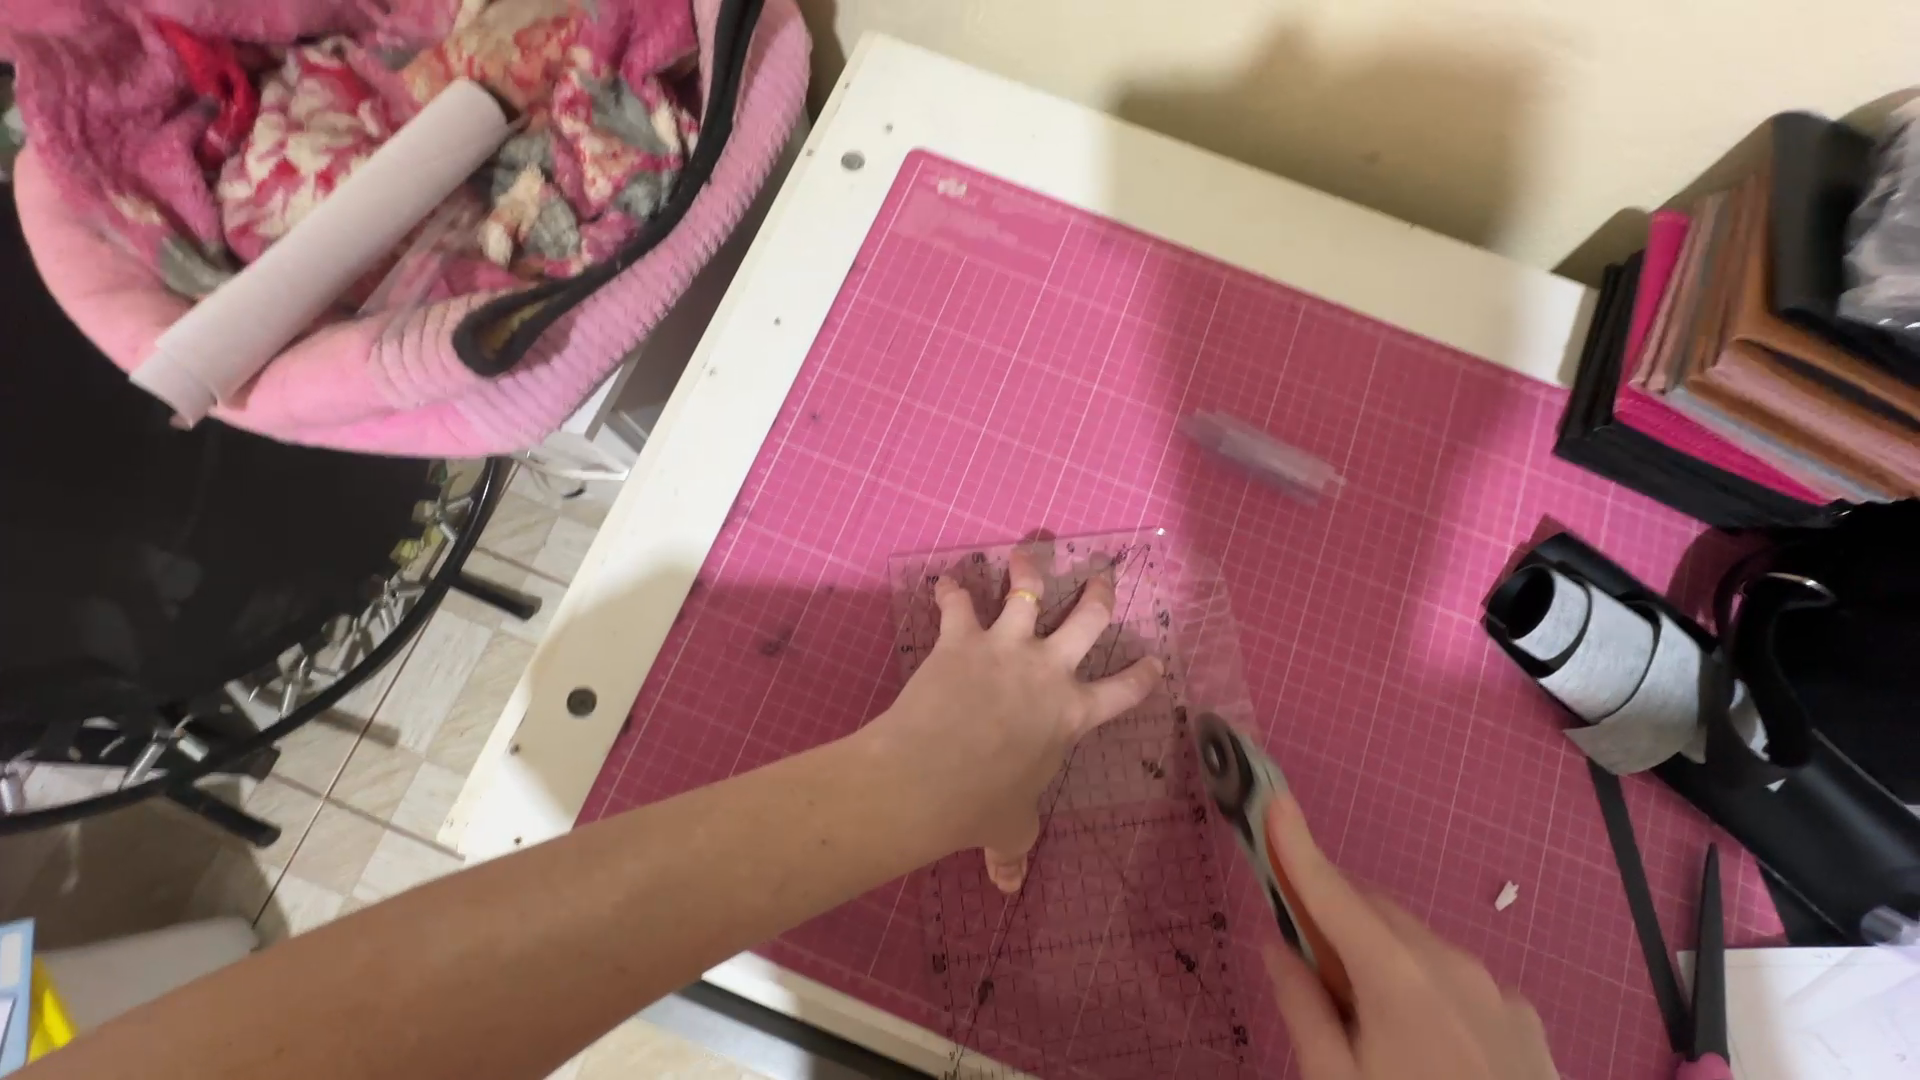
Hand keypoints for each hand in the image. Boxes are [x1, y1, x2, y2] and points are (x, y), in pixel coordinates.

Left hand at [860, 550, 1160, 892]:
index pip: (1122, 691)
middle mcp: (1048, 671)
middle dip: (1101, 593)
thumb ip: (1014, 848)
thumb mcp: (1010, 828)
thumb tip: (1008, 885)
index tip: (1154, 659)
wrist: (929, 777)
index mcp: (1072, 714)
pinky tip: (946, 579)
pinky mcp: (963, 638)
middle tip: (1106, 575)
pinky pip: (959, 603)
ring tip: (1031, 550)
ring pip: (1028, 592)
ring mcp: (1006, 648)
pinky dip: (951, 589)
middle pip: (1088, 620)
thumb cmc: (980, 806)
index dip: (1143, 674)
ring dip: (1031, 568)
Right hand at [1262, 795, 1558, 1078]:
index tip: (1273, 798)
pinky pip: (1455, 976)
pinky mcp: (1527, 1021)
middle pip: (1371, 908)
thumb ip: (1301, 1007)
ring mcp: (1497, 992)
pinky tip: (1421, 1038)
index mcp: (1397, 977)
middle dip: (1328, 908)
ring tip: (1358, 1008)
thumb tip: (1277, 947)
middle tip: (1297, 945)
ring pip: (1413, 940)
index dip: (1296, 844)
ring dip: (1373, 946)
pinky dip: (1419, 978)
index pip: (1331, 890)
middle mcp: (1451, 964)